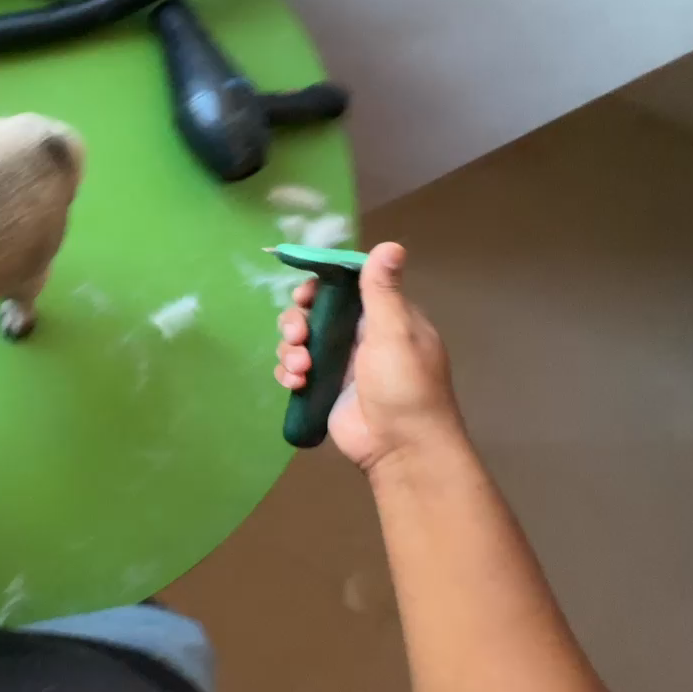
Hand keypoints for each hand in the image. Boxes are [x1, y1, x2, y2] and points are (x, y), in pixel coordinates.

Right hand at [275, 242, 464, 472]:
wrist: (399, 446)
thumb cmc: (404, 387)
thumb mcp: (394, 334)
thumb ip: (382, 291)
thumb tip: (390, 245)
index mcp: (384, 318)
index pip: (346, 286)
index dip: (320, 286)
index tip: (304, 294)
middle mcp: (359, 335)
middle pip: (314, 312)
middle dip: (297, 322)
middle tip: (296, 337)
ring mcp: (339, 362)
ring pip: (298, 340)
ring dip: (291, 351)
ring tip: (301, 369)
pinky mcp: (322, 385)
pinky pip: (293, 367)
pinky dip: (289, 372)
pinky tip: (296, 384)